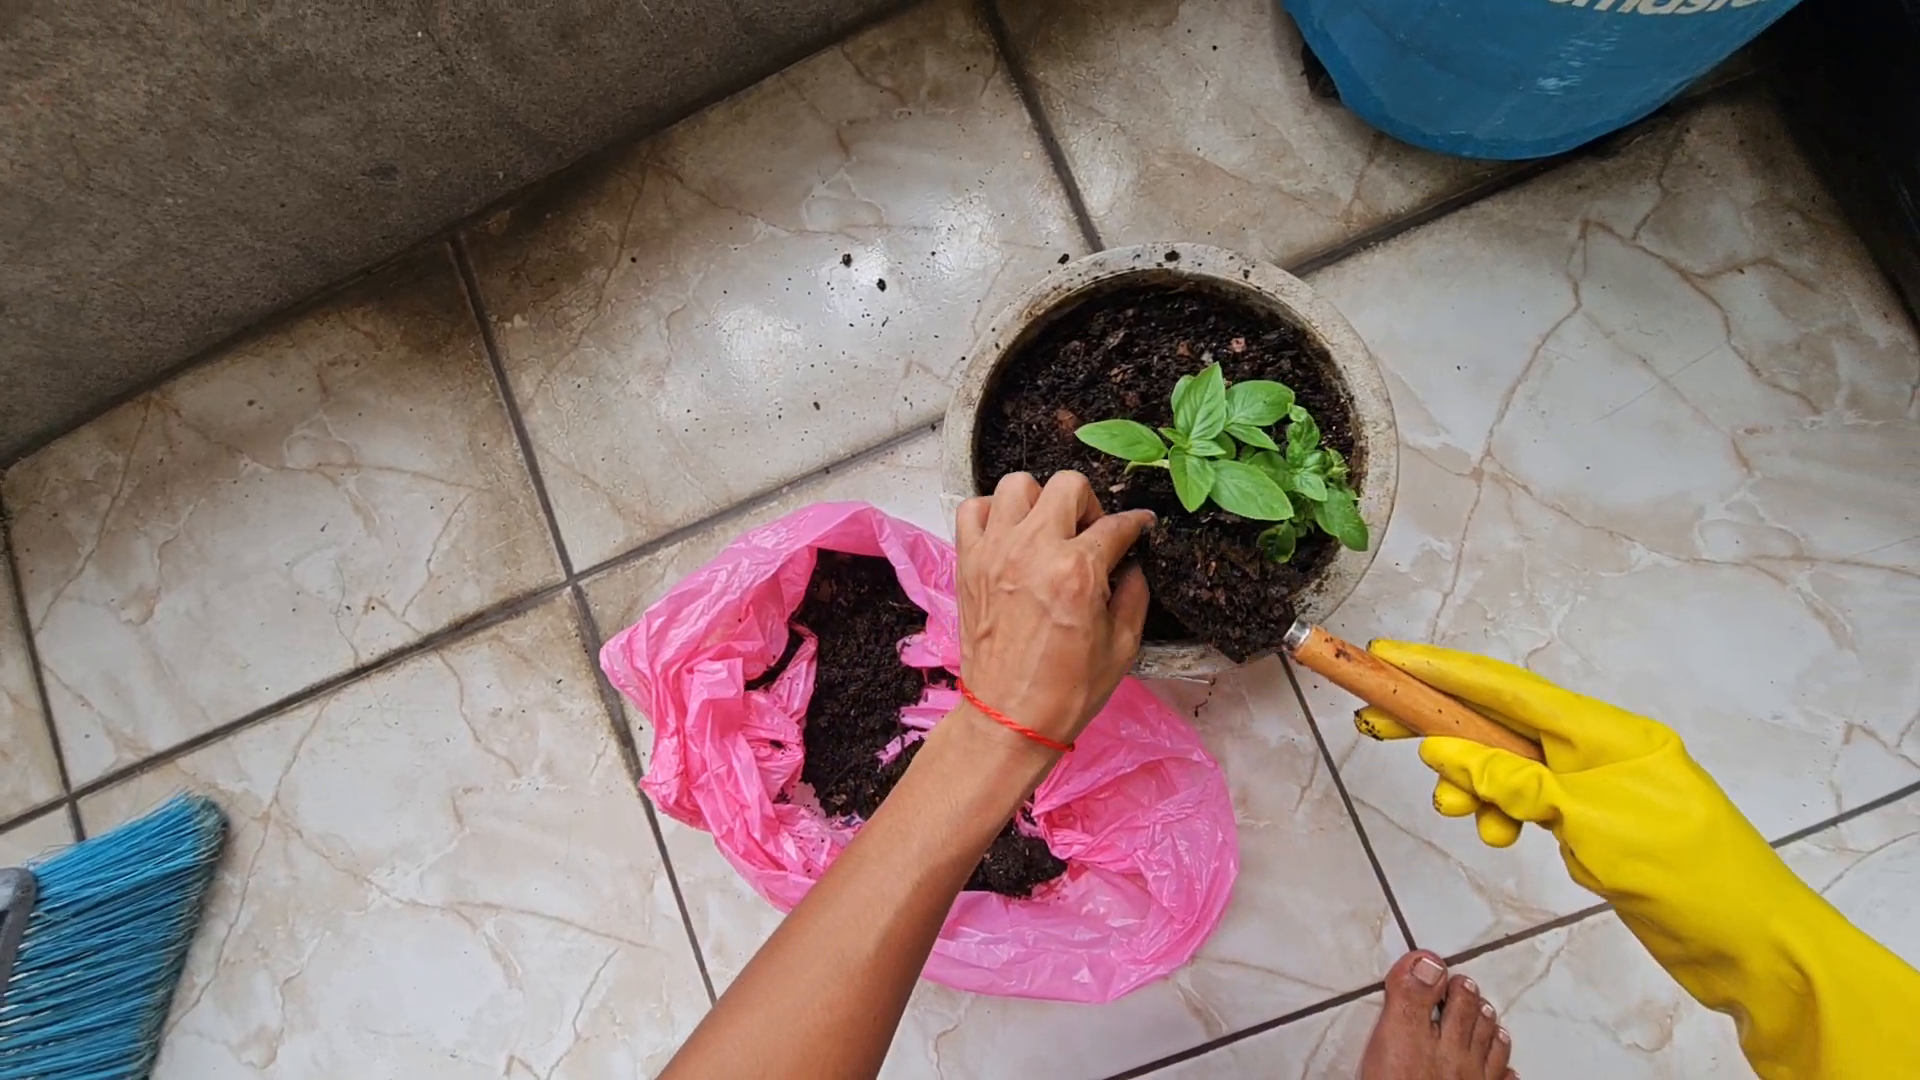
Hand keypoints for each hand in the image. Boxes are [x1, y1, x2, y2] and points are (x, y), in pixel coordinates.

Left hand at [955, 471, 1153, 750]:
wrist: (1008, 717)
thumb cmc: (1068, 689)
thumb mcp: (1123, 646)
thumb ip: (1134, 593)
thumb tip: (1131, 562)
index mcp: (1078, 571)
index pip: (1117, 525)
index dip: (1136, 525)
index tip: (1139, 529)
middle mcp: (1034, 549)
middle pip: (1067, 484)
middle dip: (1088, 505)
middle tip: (1088, 536)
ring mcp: (995, 551)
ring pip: (1016, 485)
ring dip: (1038, 502)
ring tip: (1045, 533)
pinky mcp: (968, 562)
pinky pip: (972, 509)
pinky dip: (991, 513)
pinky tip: (1008, 537)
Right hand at [1355, 642, 1919, 1079]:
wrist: (1759, 953)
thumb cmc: (1684, 874)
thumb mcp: (1587, 820)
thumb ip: (1508, 779)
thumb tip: (1439, 750)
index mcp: (1601, 730)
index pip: (1503, 686)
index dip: (1438, 667)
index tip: (1385, 654)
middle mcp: (1590, 746)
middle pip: (1492, 719)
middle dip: (1435, 724)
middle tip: (1375, 722)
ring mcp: (1587, 782)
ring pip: (1501, 764)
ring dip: (1469, 782)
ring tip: (1455, 807)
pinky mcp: (1584, 817)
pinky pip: (1520, 798)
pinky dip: (1498, 809)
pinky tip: (1498, 832)